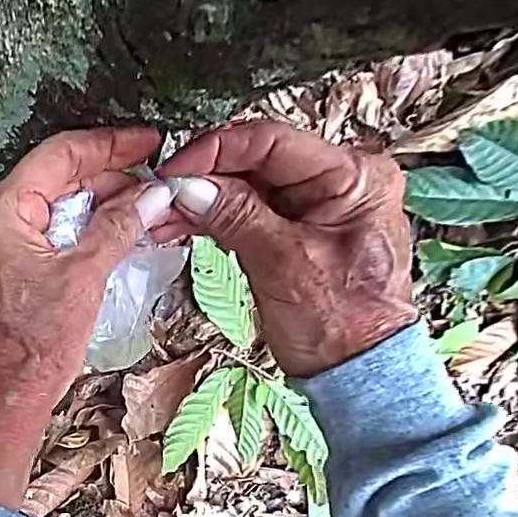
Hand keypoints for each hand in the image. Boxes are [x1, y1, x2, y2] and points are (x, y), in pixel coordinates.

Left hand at [0, 127, 172, 508]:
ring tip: (143, 206)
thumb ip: (117, 227)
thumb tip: (152, 194)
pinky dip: (83, 229)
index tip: (148, 142)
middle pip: (56, 177)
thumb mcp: (82, 280)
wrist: (6, 401)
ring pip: (55, 205)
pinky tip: (115, 230)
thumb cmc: (34, 349)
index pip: (59, 156)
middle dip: (108, 175)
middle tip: (152, 180)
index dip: (109, 145)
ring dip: (99, 203)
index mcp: (0, 213)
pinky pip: (50, 232)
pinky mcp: (9, 267)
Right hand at [154, 121, 416, 376]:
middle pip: (259, 163)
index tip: (175, 170)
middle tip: (162, 196)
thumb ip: (238, 217)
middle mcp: (339, 183)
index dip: (218, 151)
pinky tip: (183, 226)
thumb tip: (191, 187)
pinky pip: (250, 215)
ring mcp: (316, 208)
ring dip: (204, 201)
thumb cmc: (340, 325)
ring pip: (248, 190)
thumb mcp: (284, 264)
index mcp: (355, 177)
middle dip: (206, 179)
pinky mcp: (295, 233)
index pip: (274, 142)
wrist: (353, 374)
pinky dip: (216, 221)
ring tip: (164, 218)